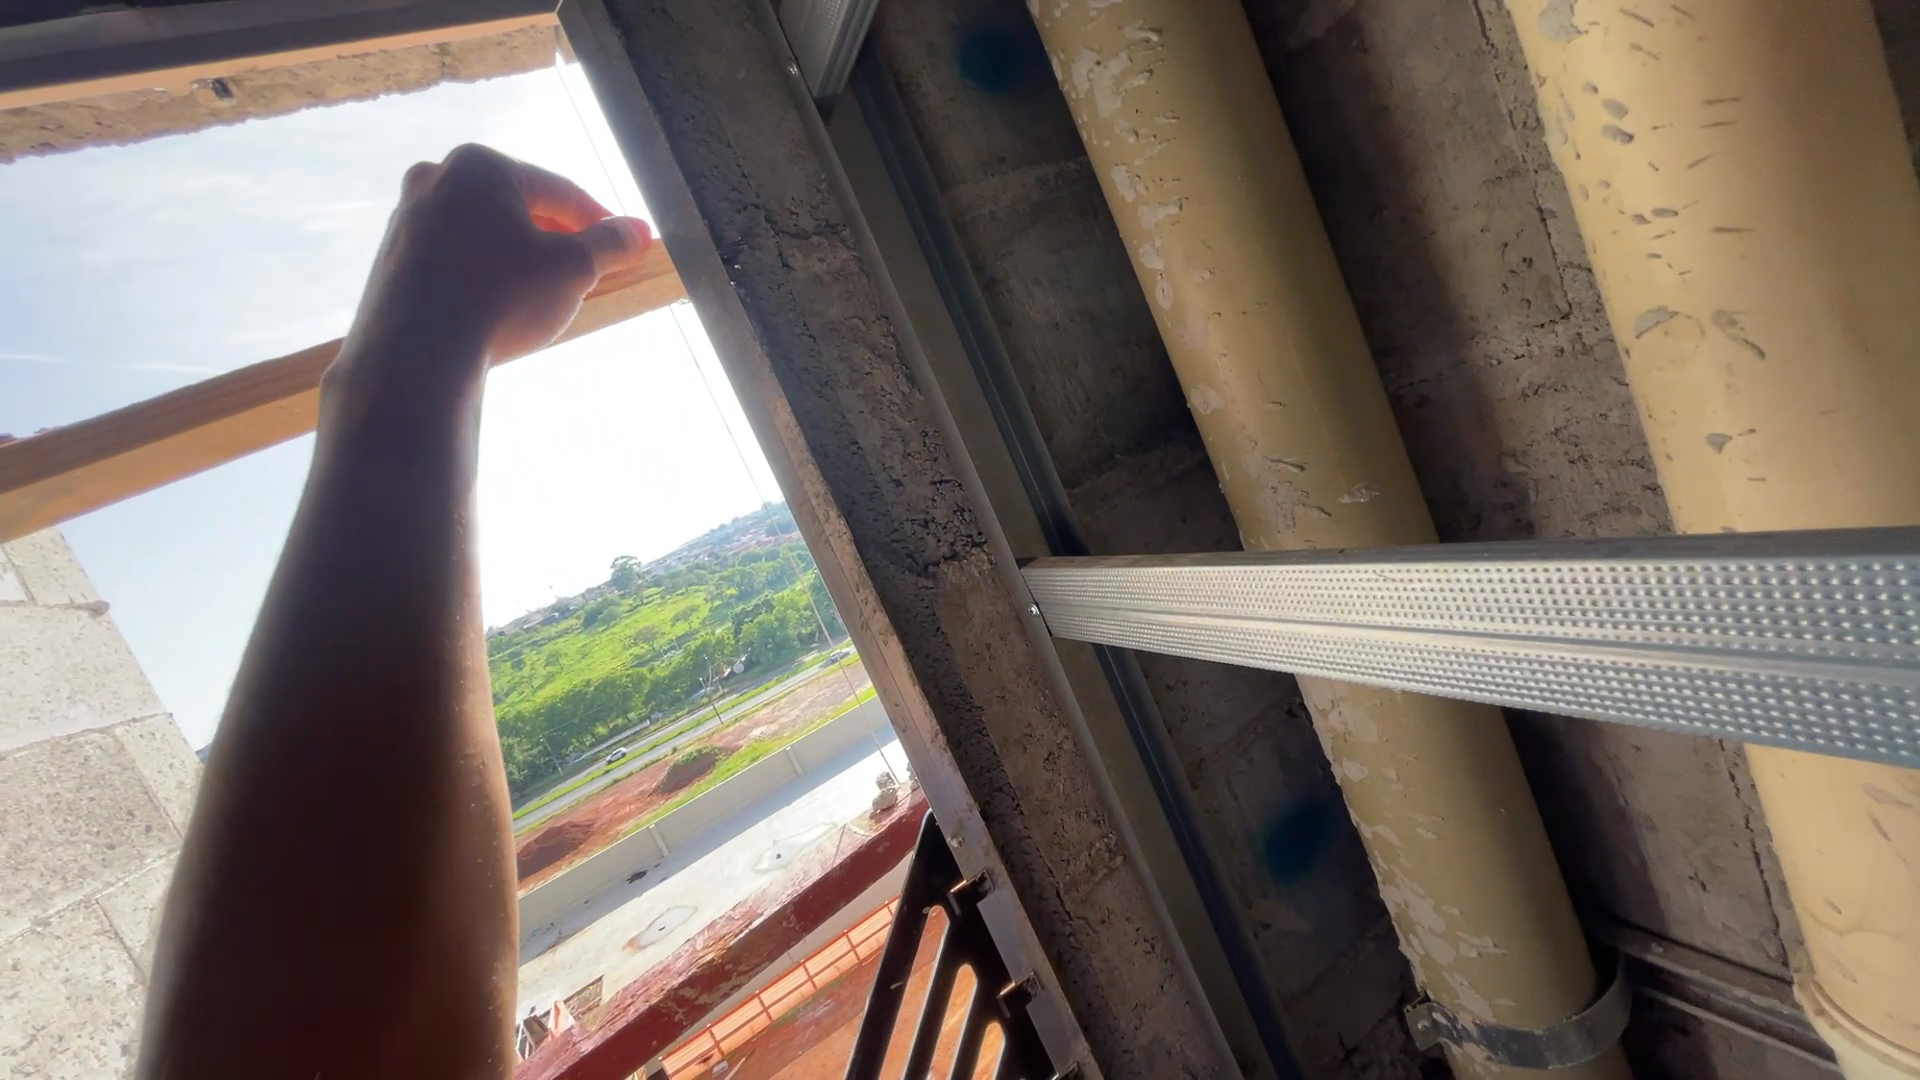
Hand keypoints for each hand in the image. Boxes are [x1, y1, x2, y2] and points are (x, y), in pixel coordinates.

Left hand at [329, 144, 651, 404]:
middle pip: (521, 207)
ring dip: (524, 255)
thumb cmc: (506, 294)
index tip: (626, 247)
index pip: (562, 191)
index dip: (602, 222)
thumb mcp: (574, 268)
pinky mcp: (396, 254)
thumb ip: (610, 244)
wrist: (421, 346)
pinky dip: (490, 272)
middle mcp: (439, 177)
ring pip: (488, 231)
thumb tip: (639, 230)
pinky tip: (505, 303)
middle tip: (588, 271)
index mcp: (484, 167)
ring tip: (549, 291)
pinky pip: (459, 255)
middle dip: (559, 238)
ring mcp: (411, 215)